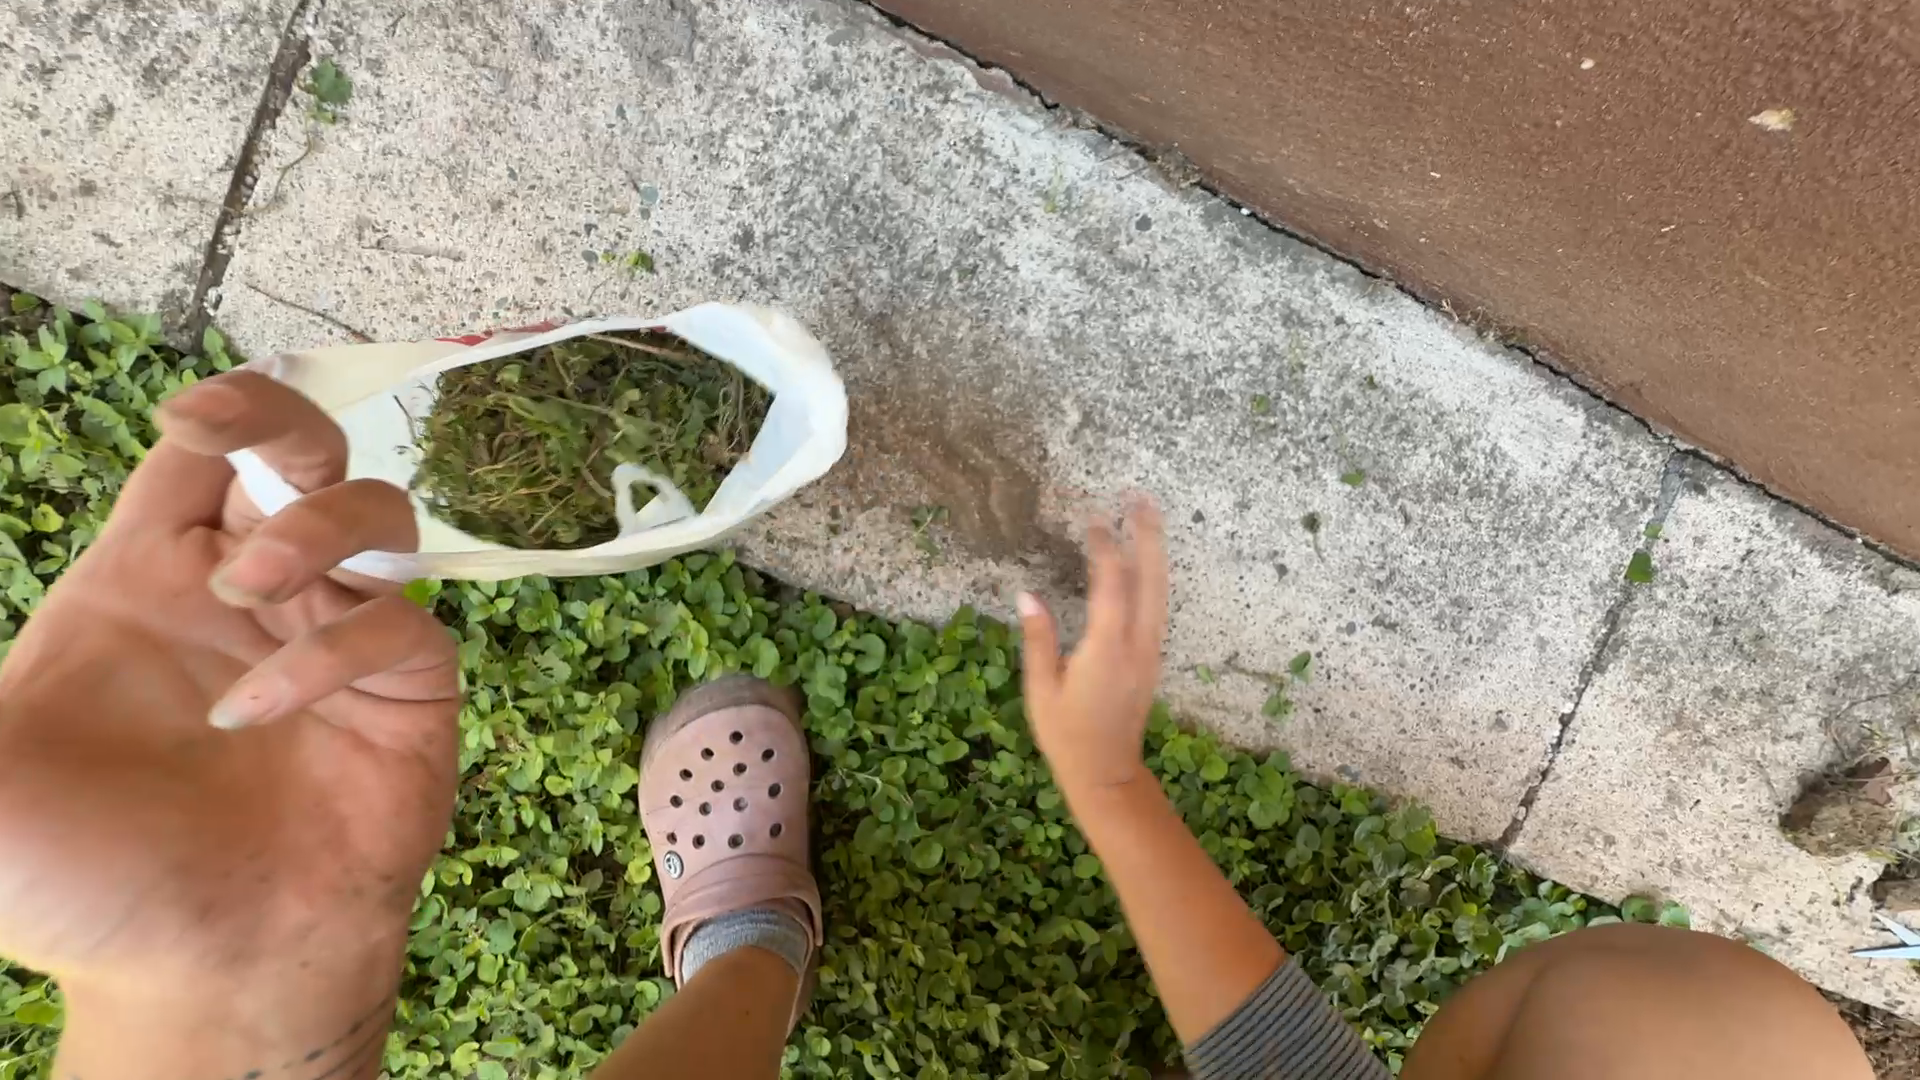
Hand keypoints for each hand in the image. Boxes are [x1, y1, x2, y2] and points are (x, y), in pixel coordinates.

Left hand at [0, 371, 459, 1077]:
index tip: (196, 417)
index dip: (219, 416)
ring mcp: (347, 627)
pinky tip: (268, 707)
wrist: (217, 950)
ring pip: (380, 518)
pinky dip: (336, 650)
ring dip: (323, 529)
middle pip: (311, 463)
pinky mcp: (413, 674)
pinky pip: (397, 624)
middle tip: (246, 445)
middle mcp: (262, 590)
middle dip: (291, 433)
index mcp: (156, 584)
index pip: (201, 467)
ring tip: (260, 587)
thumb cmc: (84, 872)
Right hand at [1016, 498, 1167, 797]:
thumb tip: (1026, 593)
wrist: (1107, 774)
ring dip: (1156, 551)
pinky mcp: (1152, 658)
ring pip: (1161, 591)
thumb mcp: (1041, 690)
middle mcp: (1136, 645)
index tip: (1094, 519)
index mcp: (1106, 651)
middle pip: (1149, 581)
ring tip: (1149, 516)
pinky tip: (1147, 561)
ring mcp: (1150, 651)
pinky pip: (1158, 607)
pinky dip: (1154, 576)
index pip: (1111, 587)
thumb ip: (1038, 639)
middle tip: (1141, 498)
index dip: (1105, 549)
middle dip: (1147, 536)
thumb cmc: (1066, 735)